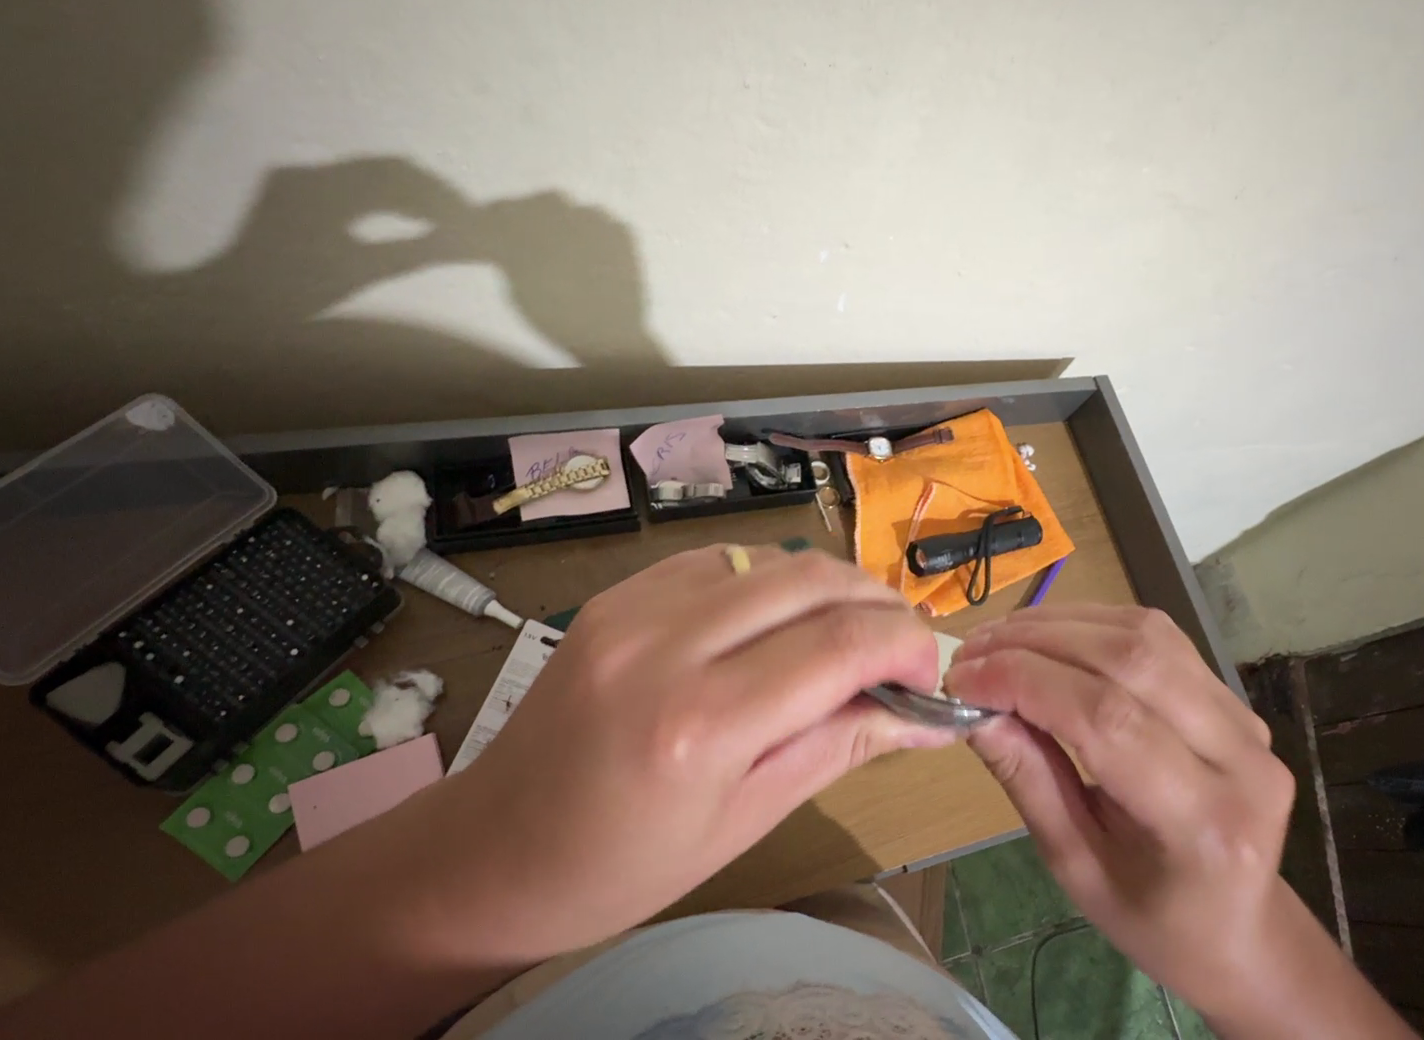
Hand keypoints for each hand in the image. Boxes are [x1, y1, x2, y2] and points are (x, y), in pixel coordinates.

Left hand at [427, 545, 955, 963]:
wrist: (495, 847)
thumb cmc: (625, 864)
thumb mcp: (746, 819)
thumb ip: (840, 745)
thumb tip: (928, 714)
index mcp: (701, 724)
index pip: (841, 645)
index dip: (906, 645)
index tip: (928, 670)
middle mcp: (667, 643)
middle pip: (813, 580)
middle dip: (879, 603)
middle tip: (903, 644)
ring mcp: (634, 606)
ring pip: (772, 558)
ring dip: (828, 587)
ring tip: (849, 630)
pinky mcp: (619, 592)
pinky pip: (722, 561)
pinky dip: (771, 580)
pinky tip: (779, 618)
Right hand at [942, 605, 1295, 1011]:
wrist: (1242, 927)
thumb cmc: (1153, 917)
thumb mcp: (1075, 866)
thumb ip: (1027, 779)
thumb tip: (974, 710)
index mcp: (1205, 821)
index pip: (1107, 718)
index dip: (1024, 683)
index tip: (960, 681)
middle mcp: (1239, 755)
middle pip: (1130, 660)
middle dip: (1034, 643)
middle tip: (970, 653)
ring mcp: (1244, 716)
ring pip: (1144, 634)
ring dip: (1058, 624)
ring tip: (997, 640)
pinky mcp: (1232, 696)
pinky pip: (1156, 636)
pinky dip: (1089, 624)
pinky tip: (1044, 637)